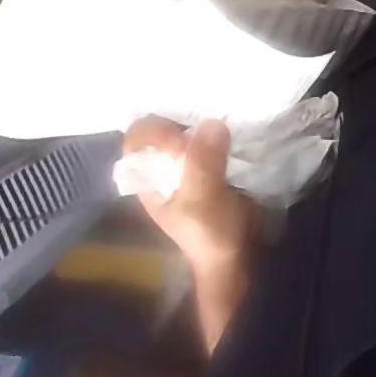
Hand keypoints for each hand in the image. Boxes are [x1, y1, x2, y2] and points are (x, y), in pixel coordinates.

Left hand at [123, 118, 259, 273]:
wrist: (237, 257)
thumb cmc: (210, 234)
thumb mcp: (202, 200)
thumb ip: (202, 163)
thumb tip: (212, 123)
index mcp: (147, 176)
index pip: (138, 138)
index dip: (157, 133)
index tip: (183, 141)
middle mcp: (163, 165)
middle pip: (162, 125)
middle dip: (182, 118)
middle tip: (208, 124)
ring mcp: (188, 162)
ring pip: (187, 128)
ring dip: (203, 122)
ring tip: (223, 122)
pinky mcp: (212, 162)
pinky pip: (210, 137)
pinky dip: (219, 129)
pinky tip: (232, 128)